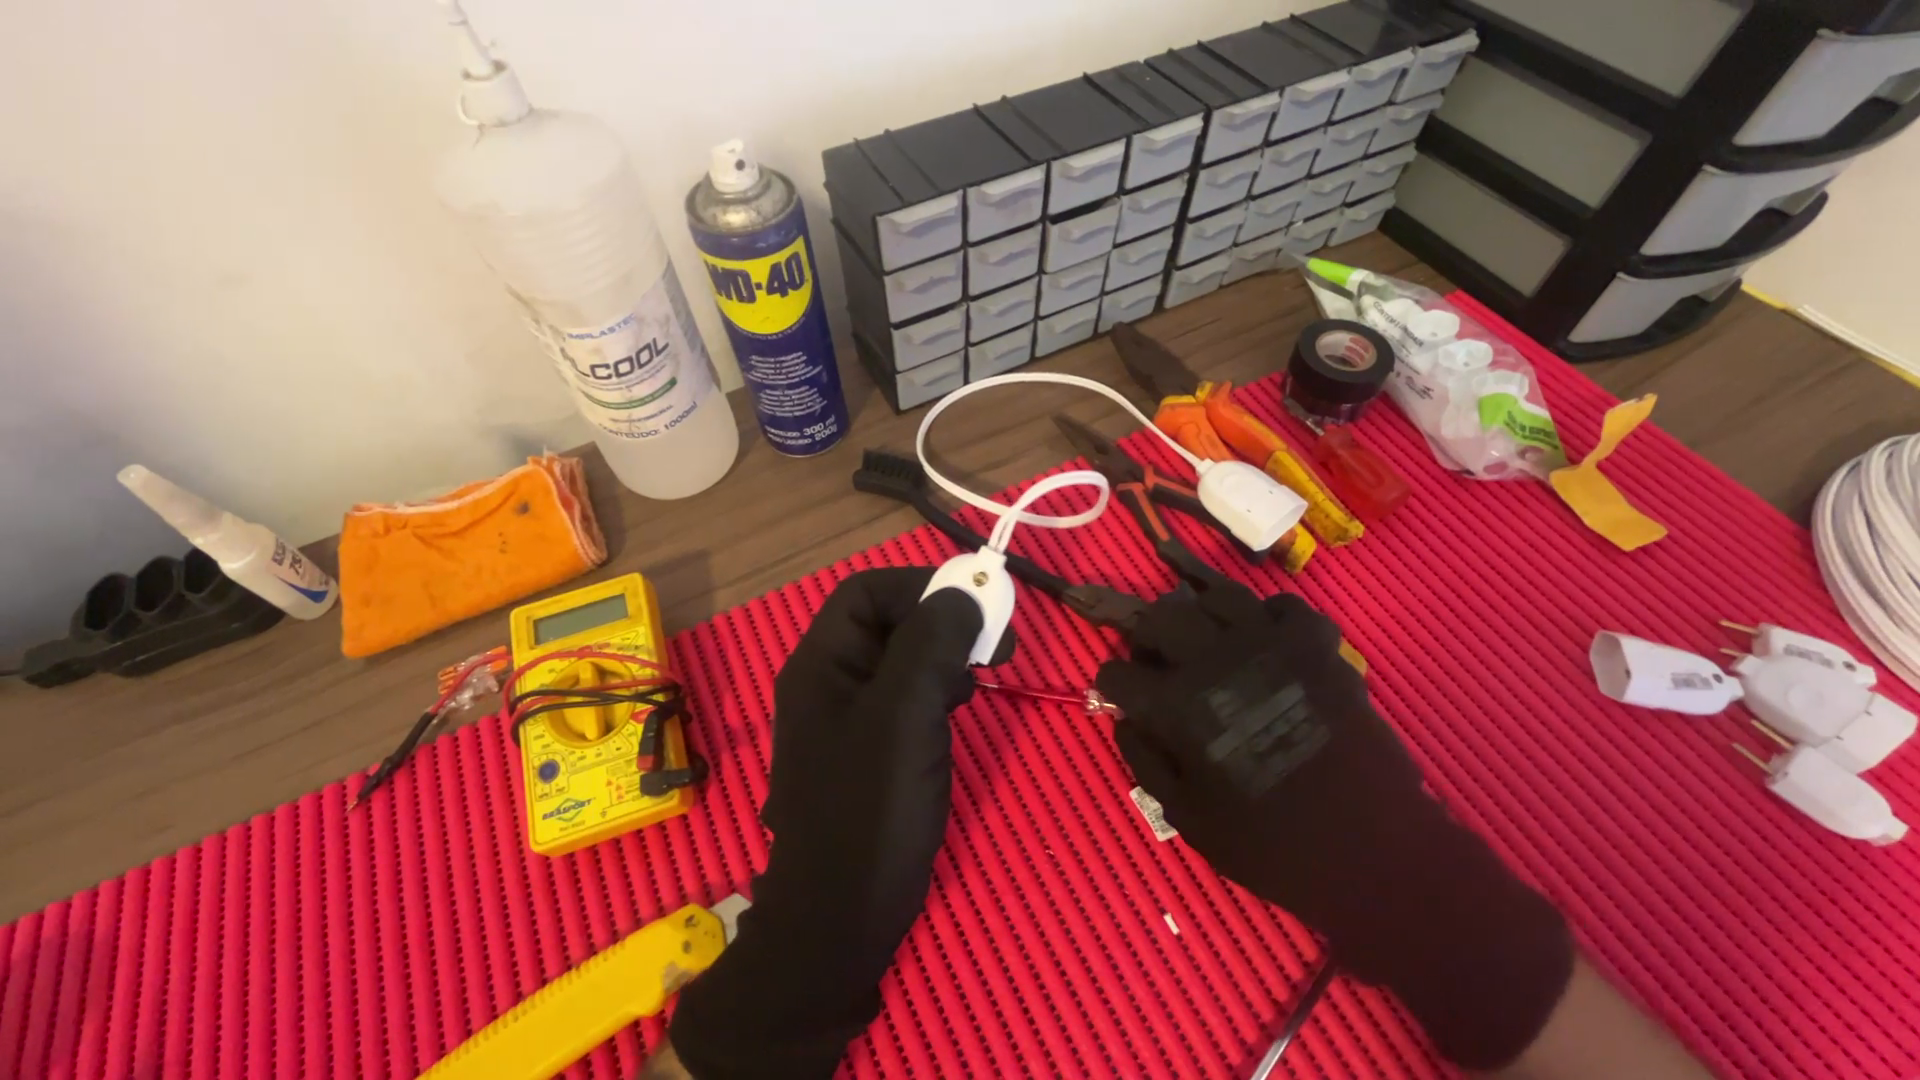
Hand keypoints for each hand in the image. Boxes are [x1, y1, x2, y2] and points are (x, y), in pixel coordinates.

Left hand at [669, 567, 984, 1078]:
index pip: (867, 592)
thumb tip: (963, 594)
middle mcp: (831, 682)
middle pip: (888, 623)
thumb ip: (930, 645)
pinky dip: (940, 690)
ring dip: (947, 654)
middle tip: (999, 641)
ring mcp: (851, 720)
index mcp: (822, 663)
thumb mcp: (903, 714)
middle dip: (943, 621)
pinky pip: (908, 699)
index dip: (921, 586)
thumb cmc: (868, 808)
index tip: (977, 603)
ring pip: (903, 661)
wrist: (840, 917)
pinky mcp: (873, 752)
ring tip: (988, 671)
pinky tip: (964, 704)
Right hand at [1097, 583, 1572, 1070]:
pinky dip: (1267, 616)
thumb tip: (1126, 720)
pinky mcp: (1318, 646)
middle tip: (1155, 659)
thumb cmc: (1272, 844)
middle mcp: (1217, 661)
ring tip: (1202, 634)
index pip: (1118, 674)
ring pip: (1219, 595)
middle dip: (1145, 636)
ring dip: (1200, 611)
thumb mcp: (1189, 819)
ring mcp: (1272, 646)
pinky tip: (1263, 638)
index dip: (1112, 684)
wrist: (1374, 850)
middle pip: (1160, 618)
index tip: (1118, 695)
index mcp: (1179, 707)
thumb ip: (1147, 762)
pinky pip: (1284, 606)